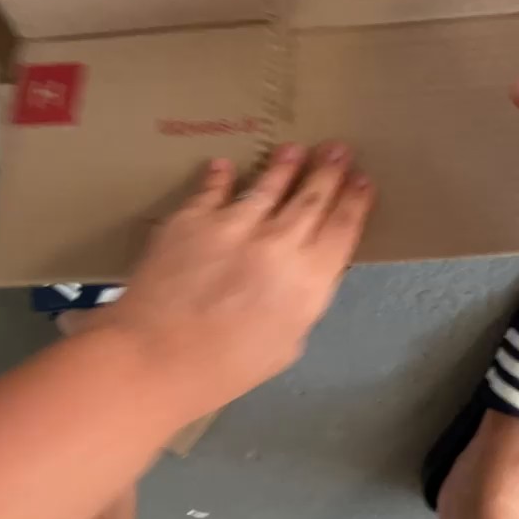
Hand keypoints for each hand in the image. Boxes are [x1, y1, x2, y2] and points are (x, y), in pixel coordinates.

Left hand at [90, 143, 372, 416]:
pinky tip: (224, 166)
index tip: (363, 180)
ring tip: (294, 149)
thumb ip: (301, 301)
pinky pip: (213, 189)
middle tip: (338, 149)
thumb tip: (303, 273)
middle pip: (312, 198)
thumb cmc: (225, 369)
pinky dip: (221, 176)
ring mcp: (235, 225)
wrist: (155, 359)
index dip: (355, 200)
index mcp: (308, 281)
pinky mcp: (194, 217)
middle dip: (329, 170)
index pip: (342, 228)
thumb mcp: (286, 344)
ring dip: (285, 165)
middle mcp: (279, 244)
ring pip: (268, 185)